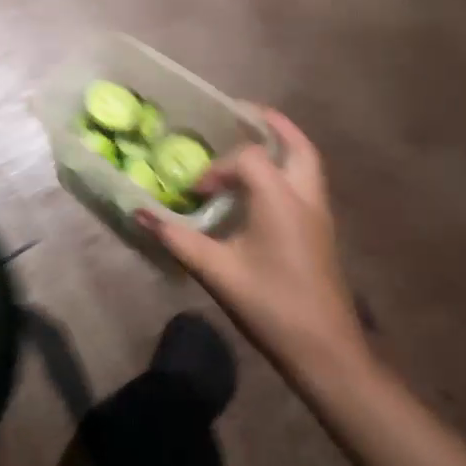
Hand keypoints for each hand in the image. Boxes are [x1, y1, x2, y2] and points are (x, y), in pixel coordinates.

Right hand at [136, 107, 367, 375]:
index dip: (216, 169)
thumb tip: (138, 212)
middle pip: (298, 148)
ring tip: (252, 139)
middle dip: (273, 126)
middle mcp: (305, 200)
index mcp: (280, 200)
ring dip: (283, 147)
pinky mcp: (320, 234)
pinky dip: (286, 171)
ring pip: (308, 166)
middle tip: (243, 113)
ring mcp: (319, 218)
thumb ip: (176, 237)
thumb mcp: (215, 270)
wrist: (327, 352)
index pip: (247, 159)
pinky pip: (306, 186)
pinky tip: (259, 187)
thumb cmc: (271, 304)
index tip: (194, 194)